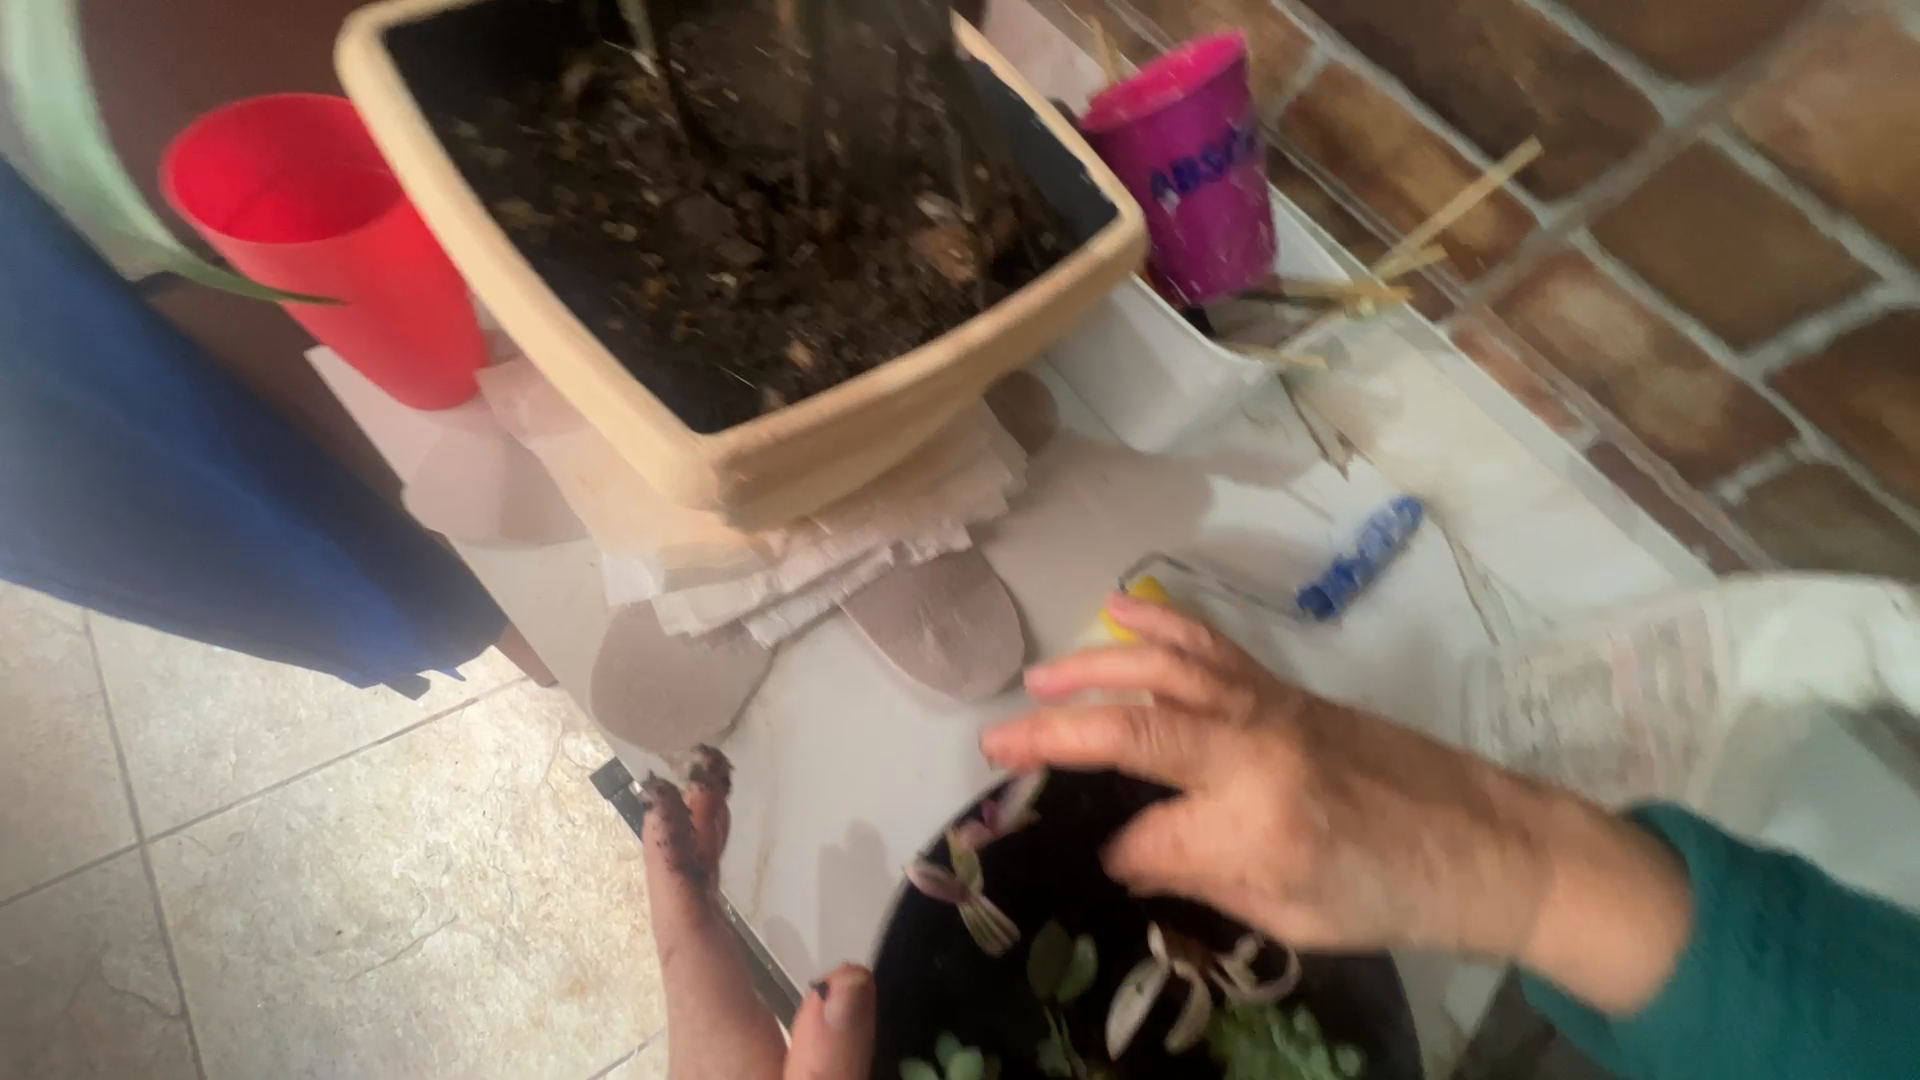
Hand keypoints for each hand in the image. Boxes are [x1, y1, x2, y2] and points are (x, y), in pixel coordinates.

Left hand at [641, 749, 875, 1079]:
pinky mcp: (724, 1039)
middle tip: (705, 780)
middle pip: (683, 916)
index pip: (686, 927)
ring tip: (719, 810)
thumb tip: (844, 971)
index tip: (666, 798)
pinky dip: (714, 904)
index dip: (673, 860)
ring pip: (694, 929)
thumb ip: (828, 1058)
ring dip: (702, 865)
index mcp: (714, 1026)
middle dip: (689, 845)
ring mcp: (709, 1028)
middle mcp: (700, 1017)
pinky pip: (710, 948)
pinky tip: (727, 893)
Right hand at [982, 595, 1692, 1011]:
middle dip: (1053, 737)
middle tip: (997, 744)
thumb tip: (1124, 852)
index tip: (1106, 862)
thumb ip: (1200, 876)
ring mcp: (1262, 706)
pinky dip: (1155, 624)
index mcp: (1258, 826)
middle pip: (1131, 730)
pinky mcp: (1275, 684)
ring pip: (1157, 672)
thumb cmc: (1393, 895)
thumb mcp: (1293, 918)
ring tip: (1036, 679)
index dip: (1117, 852)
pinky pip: (1204, 644)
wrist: (1488, 841)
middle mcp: (1251, 752)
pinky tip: (1117, 610)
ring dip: (1087, 669)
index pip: (1150, 838)